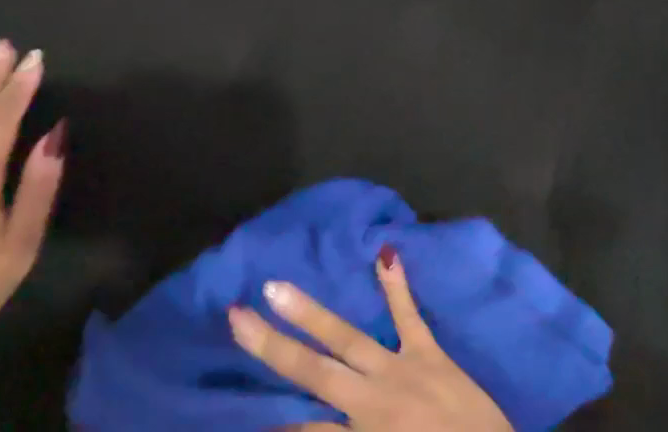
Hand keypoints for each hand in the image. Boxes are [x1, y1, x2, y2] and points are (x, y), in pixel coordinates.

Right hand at [227, 248, 512, 431]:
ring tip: (275, 287)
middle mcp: (374, 397)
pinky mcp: (431, 355)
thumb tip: (304, 421)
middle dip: (273, 347)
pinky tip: (385, 253)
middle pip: (313, 370)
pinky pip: (410, 317)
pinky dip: (397, 286)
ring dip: (310, 312)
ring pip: (347, 337)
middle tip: (236, 317)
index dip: (279, 419)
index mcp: (365, 429)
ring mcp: (403, 370)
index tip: (250, 408)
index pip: (308, 427)